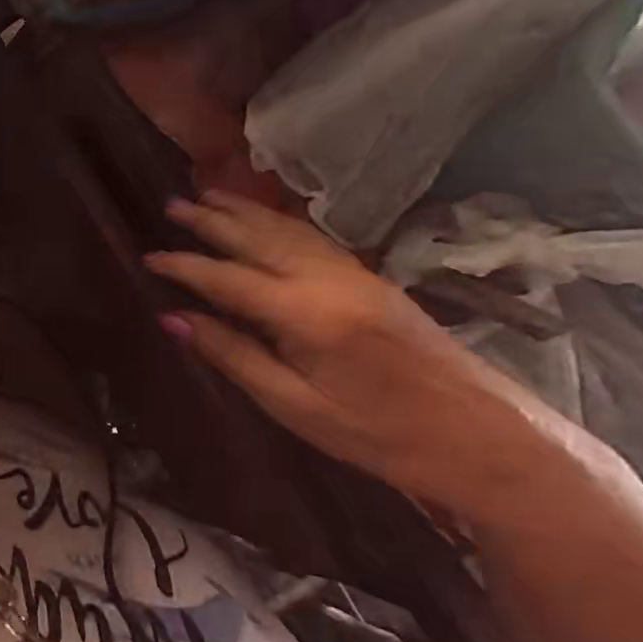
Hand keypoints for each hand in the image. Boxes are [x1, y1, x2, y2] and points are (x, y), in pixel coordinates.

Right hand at [145, 191, 579, 527]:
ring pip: (289, 233)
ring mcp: (359, 278)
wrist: (495, 446)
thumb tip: (172, 318)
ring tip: (209, 195)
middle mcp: (331, 283)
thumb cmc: (381, 435)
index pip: (227, 278)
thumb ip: (231, 354)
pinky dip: (280, 223)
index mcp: (307, 315)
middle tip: (171, 203)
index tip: (147, 258)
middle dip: (212, 221)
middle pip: (259, 240)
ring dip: (246, 212)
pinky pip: (314, 240)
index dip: (183, 266)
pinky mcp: (375, 284)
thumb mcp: (293, 405)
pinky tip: (266, 219)